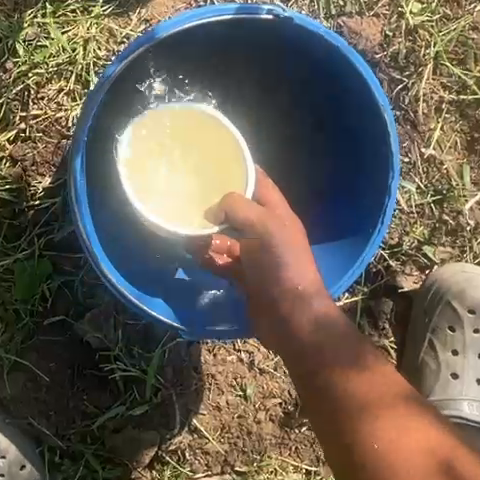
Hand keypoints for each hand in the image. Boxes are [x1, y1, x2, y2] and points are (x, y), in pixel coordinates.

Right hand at [190, 168, 338, 349]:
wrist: (293, 319)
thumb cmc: (282, 265)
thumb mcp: (264, 226)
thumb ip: (237, 207)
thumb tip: (211, 210)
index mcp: (276, 212)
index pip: (257, 180)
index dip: (237, 168)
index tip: (209, 160)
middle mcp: (265, 230)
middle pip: (235, 208)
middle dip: (213, 204)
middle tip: (187, 197)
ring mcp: (254, 254)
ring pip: (224, 235)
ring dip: (205, 234)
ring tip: (186, 233)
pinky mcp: (243, 277)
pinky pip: (220, 260)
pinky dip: (207, 257)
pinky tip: (195, 256)